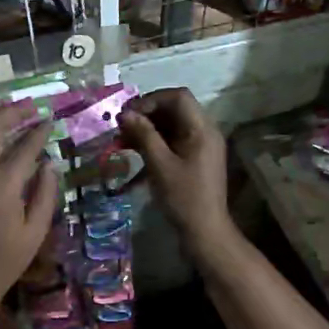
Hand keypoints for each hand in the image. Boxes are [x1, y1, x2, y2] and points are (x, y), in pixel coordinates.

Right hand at [118, 88, 235, 252]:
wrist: (205, 231)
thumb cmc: (183, 197)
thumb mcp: (160, 165)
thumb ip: (144, 135)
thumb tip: (125, 113)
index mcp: (202, 129)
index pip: (178, 96)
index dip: (151, 100)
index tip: (129, 114)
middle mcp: (206, 131)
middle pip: (175, 109)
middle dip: (147, 114)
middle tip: (122, 127)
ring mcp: (202, 145)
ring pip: (173, 125)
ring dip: (148, 129)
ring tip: (123, 141)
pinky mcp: (196, 159)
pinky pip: (175, 141)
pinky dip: (155, 143)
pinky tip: (136, 154)